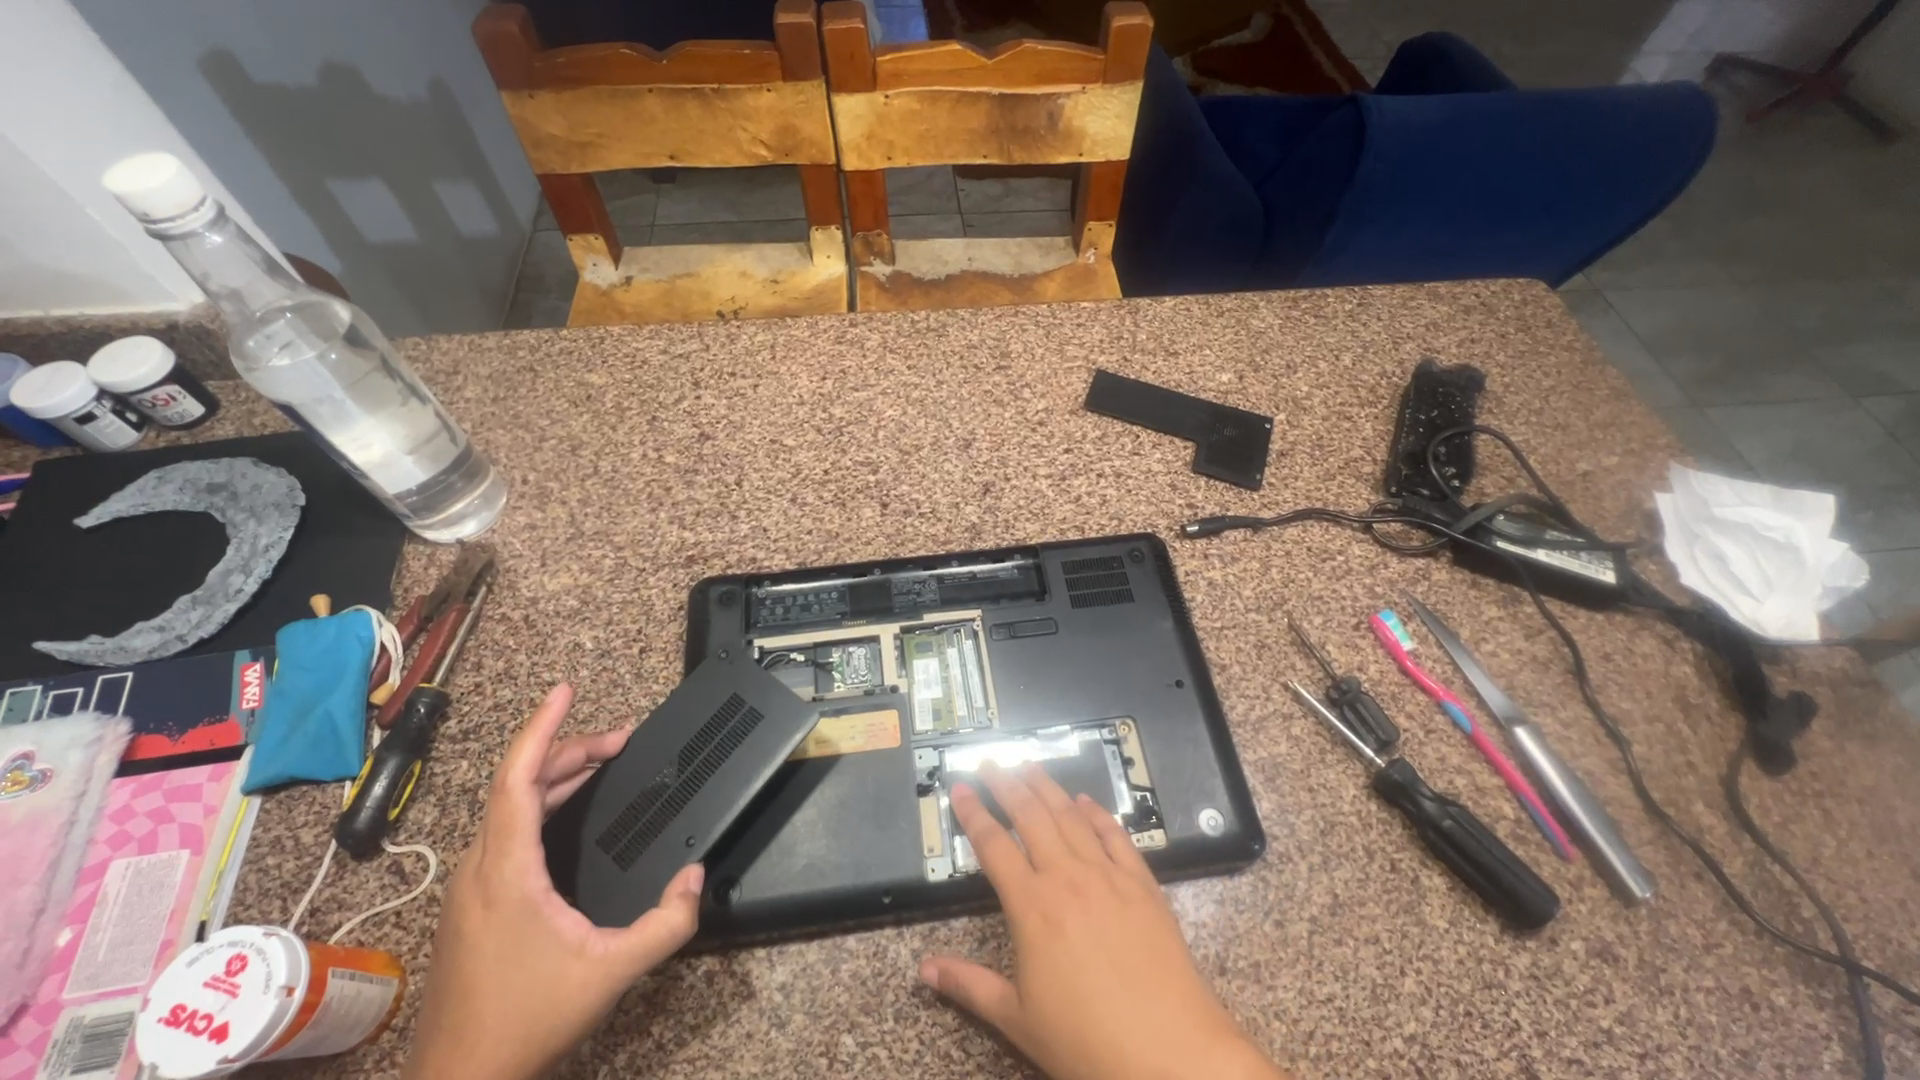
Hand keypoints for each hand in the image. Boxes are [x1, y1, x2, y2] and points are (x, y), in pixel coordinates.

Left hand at [404, 684, 702, 1079]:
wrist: (462, 1076)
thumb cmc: (527, 1019)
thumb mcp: (613, 971)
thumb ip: (665, 924)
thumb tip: (695, 876)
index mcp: (507, 871)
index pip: (518, 779)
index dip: (540, 729)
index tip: (563, 692)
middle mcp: (480, 868)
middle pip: (517, 785)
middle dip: (567, 751)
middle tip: (618, 740)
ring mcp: (471, 885)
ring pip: (507, 809)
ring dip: (553, 778)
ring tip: (600, 765)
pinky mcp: (472, 902)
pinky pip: (504, 832)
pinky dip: (538, 806)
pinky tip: (565, 814)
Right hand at [920, 763, 1285, 1079]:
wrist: (1170, 1050)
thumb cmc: (1086, 1040)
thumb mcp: (1018, 1018)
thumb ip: (969, 986)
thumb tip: (924, 969)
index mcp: (1032, 907)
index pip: (994, 846)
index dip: (974, 814)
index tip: (960, 789)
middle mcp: (1068, 879)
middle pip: (1032, 817)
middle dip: (1008, 785)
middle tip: (992, 763)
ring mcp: (1110, 877)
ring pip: (1072, 817)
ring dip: (1048, 788)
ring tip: (1030, 767)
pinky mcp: (1144, 885)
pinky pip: (1117, 837)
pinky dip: (1099, 814)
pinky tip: (1087, 801)